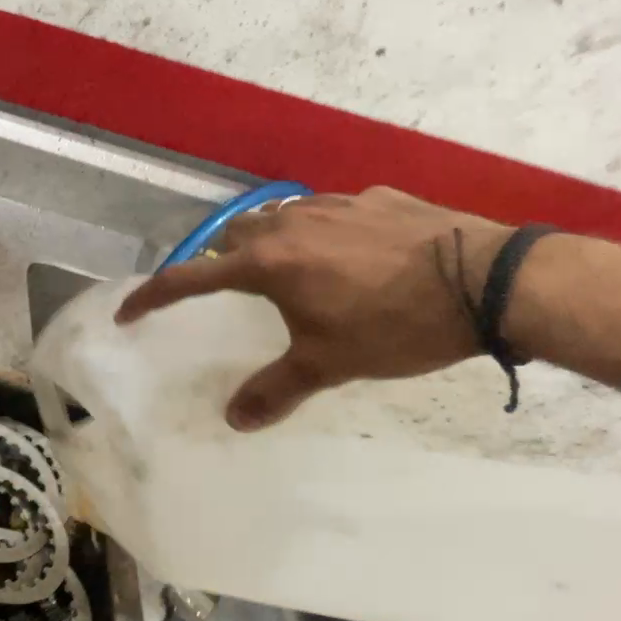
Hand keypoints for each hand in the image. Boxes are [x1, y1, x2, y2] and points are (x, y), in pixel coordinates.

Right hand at [116, 187, 506, 430]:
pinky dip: (323, 228)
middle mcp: (285, 227)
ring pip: (276, 217)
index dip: (150, 297)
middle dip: (221, 260)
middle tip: (235, 288)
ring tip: (292, 266)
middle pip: (229, 236)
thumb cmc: (397, 323)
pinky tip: (352, 249)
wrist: (494, 280)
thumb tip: (234, 422)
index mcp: (264, 265)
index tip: (126, 313)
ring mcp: (332, 206)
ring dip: (269, 239)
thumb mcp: (332, 363)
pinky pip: (331, 209)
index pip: (186, 279)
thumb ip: (276, 389)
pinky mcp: (376, 199)